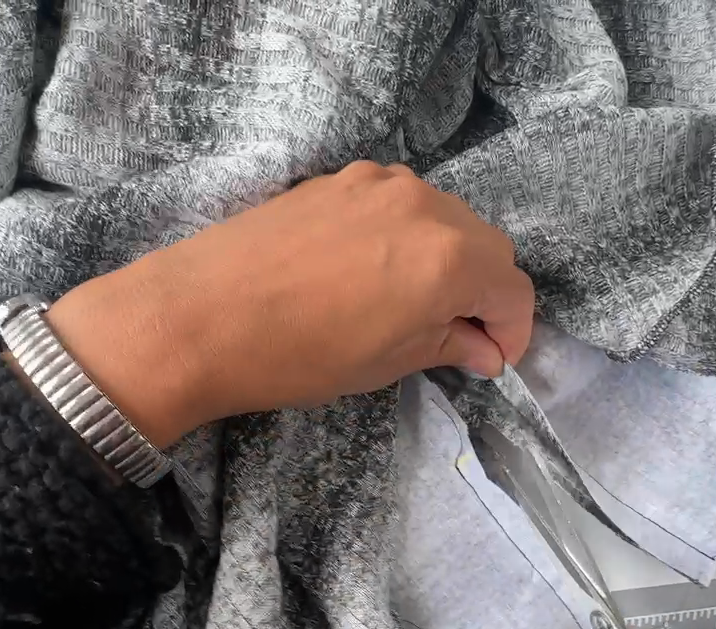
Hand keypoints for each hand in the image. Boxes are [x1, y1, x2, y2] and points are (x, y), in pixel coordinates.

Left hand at [44, 161, 534, 445]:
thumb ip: (450, 345)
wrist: (201, 316)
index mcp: (449, 258)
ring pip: (447, 220)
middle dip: (487, 294)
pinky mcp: (341, 179)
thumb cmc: (302, 355)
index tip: (495, 359)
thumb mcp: (389, 361)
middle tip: (460, 337)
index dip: (514, 330)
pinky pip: (402, 206)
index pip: (514, 288)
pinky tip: (378, 272)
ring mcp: (380, 183)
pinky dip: (411, 238)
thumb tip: (487, 351)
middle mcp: (426, 206)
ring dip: (450, 262)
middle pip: (488, 247)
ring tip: (416, 306)